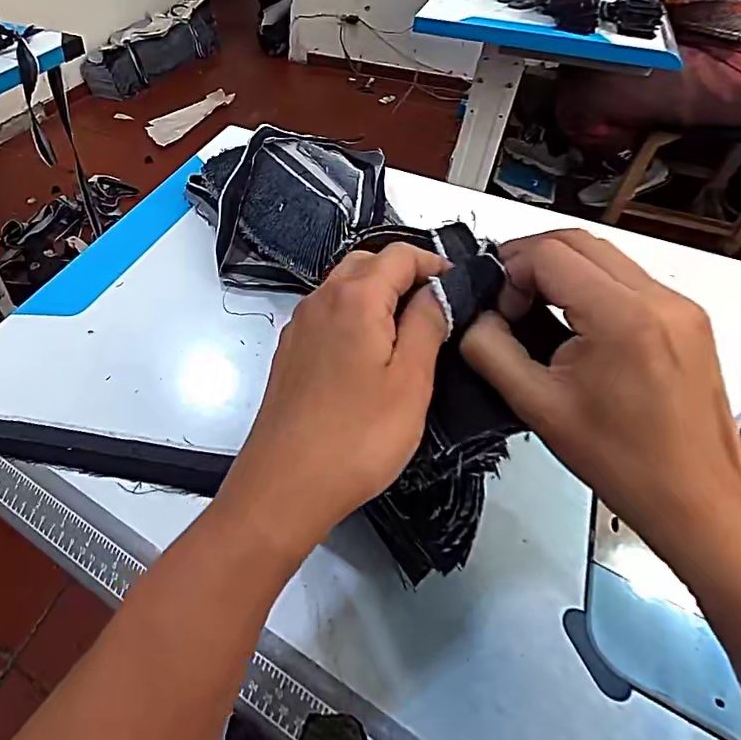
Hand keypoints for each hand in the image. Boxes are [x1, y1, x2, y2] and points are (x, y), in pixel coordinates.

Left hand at [217, 244, 451, 552]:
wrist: (284, 485)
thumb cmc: (350, 441)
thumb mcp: (412, 381)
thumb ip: (428, 324)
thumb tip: (439, 291)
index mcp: (354, 299)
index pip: (400, 254)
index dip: (434, 263)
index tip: (455, 285)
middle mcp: (320, 302)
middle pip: (368, 262)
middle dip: (404, 273)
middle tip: (436, 306)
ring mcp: (301, 326)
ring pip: (344, 286)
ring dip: (378, 294)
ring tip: (409, 333)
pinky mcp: (292, 351)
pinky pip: (328, 314)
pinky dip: (354, 316)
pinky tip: (372, 355)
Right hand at [459, 230, 740, 558]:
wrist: (697, 499)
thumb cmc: (633, 465)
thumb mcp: (538, 407)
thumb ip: (491, 350)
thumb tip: (477, 319)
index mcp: (624, 319)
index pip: (549, 253)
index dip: (511, 271)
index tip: (502, 305)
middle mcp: (660, 302)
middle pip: (576, 240)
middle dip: (531, 261)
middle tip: (510, 298)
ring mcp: (679, 307)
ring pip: (602, 254)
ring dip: (561, 270)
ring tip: (538, 311)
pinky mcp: (686, 317)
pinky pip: (627, 277)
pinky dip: (590, 285)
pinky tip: (574, 322)